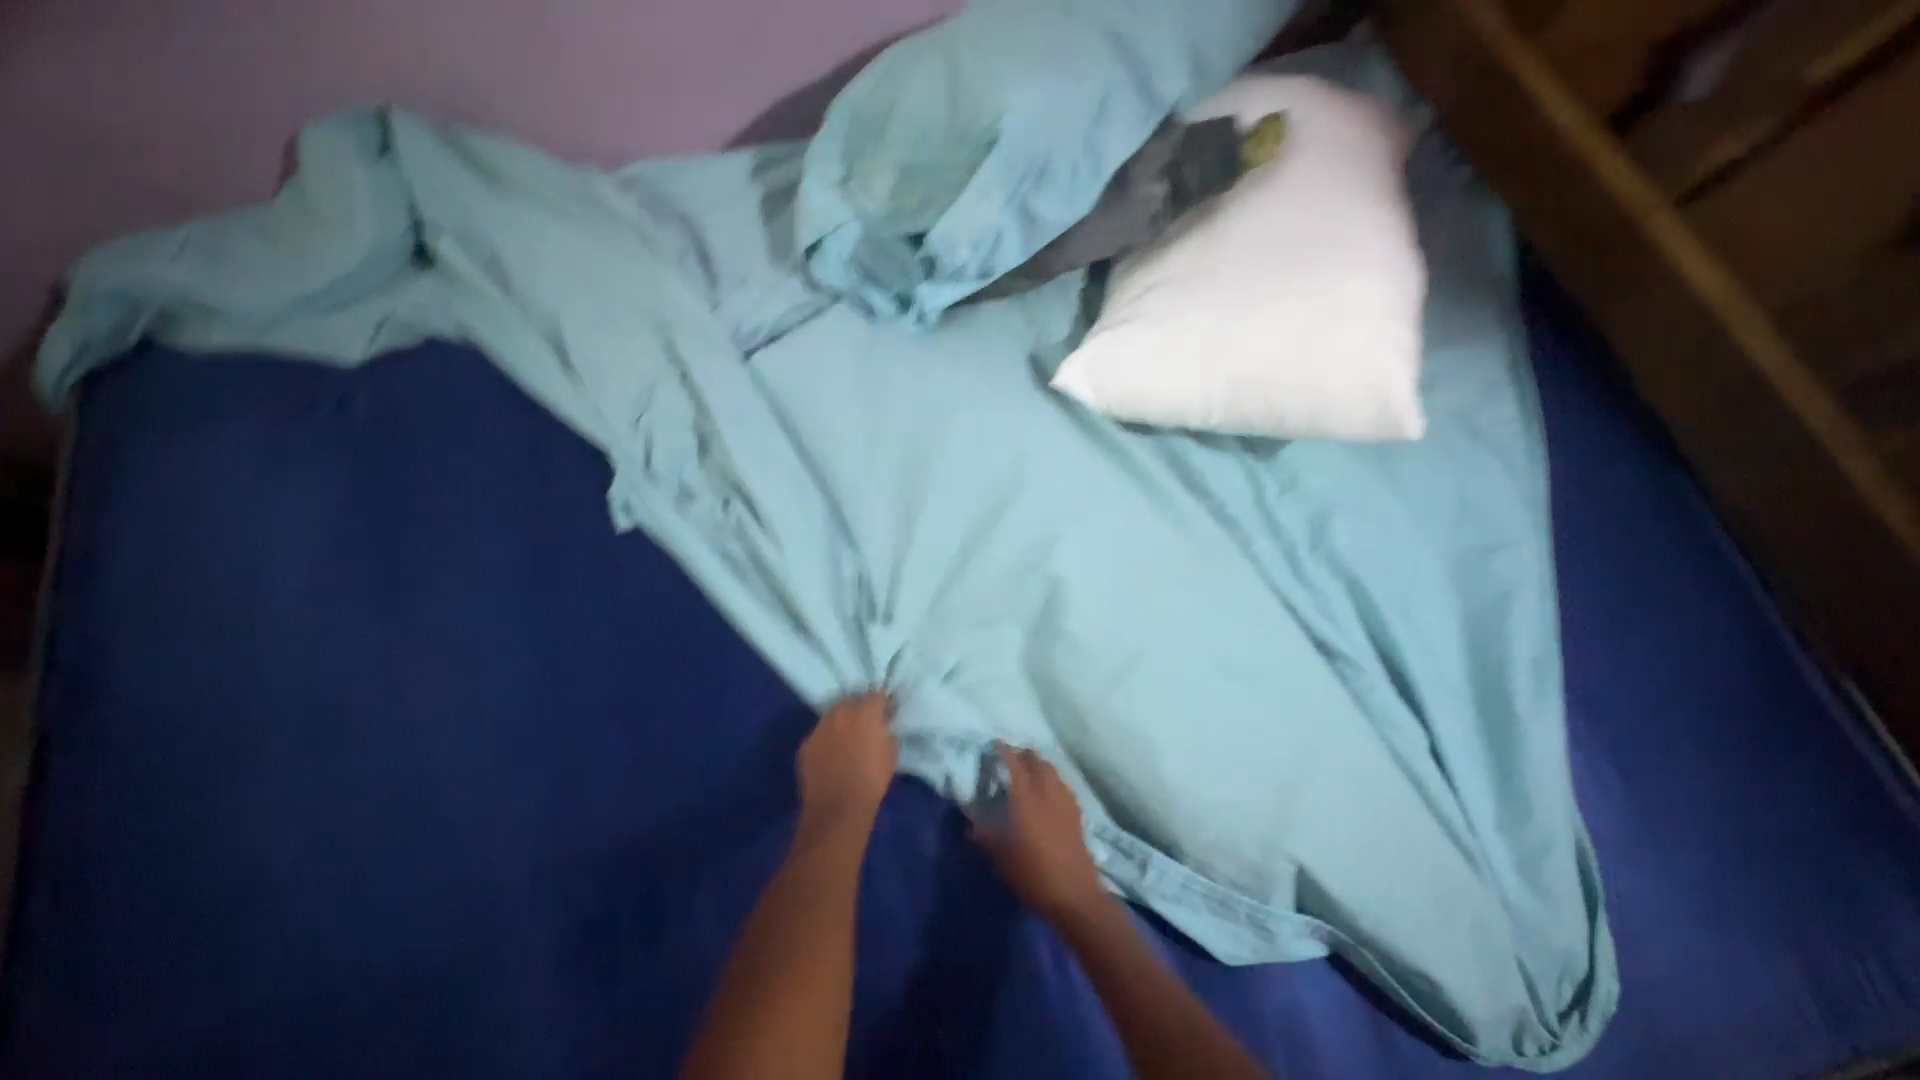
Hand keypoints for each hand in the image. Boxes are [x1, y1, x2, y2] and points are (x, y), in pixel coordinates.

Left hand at [796, 691, 897, 830]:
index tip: (886, 715)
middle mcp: (840, 712)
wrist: (838, 806)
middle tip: (866, 726)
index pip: (876, 695)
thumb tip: (882, 724)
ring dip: (841, 722)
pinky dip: (826, 740)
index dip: (882, 705)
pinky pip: (819, 735)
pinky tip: (830, 756)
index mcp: (866, 712)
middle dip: (859, 709)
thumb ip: (886, 731)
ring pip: (832, 716)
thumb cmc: (872, 780)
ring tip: (846, 740)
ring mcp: (819, 727)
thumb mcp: (891, 752)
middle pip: (851, 700)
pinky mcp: (805, 743)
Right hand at [973, 743, 1107, 924]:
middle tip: (1015, 753)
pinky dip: (1055, 780)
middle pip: (1039, 765)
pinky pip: (1065, 788)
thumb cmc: (1034, 876)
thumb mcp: (1004, 860)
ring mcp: (1066, 806)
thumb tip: (971, 827)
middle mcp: (1048, 797)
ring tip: (1033, 766)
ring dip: (1043, 765)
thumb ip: (988, 839)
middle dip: (1027, 755)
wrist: (1075, 895)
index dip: (1007, 753)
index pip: (1016, 769)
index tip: (999, 742)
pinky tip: (1052, 789)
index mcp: (1027, 803)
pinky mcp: (1078, 818)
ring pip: (1055, 774)